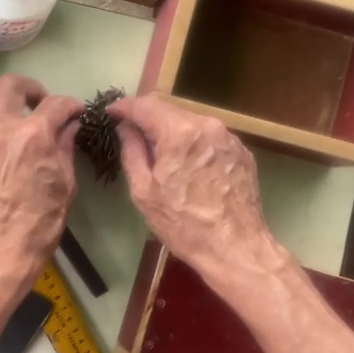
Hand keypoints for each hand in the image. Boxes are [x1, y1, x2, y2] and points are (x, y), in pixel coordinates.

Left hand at [0, 74, 83, 273]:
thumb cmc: (40, 223)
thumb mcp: (64, 186)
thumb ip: (64, 149)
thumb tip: (69, 127)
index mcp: (33, 136)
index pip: (55, 104)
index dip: (70, 105)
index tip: (74, 113)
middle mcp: (2, 129)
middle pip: (9, 85)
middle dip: (29, 87)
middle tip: (39, 102)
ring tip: (10, 114)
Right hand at [110, 94, 285, 279]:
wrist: (235, 248)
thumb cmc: (183, 224)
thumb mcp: (144, 191)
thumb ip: (132, 151)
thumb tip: (125, 128)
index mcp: (180, 133)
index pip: (145, 105)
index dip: (124, 107)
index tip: (111, 113)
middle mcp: (207, 125)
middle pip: (170, 109)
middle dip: (148, 119)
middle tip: (131, 136)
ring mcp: (229, 138)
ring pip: (191, 122)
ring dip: (172, 131)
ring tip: (160, 154)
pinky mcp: (241, 152)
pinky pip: (209, 137)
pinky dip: (193, 144)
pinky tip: (188, 166)